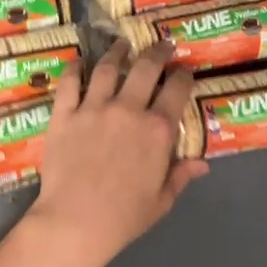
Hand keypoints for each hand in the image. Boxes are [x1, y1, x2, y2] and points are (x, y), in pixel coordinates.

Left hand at [20, 40, 208, 266]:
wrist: (75, 221)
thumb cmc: (124, 217)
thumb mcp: (162, 200)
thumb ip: (180, 175)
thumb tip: (202, 164)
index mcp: (158, 130)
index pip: (177, 90)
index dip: (183, 76)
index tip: (183, 71)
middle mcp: (128, 110)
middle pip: (145, 68)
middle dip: (157, 52)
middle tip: (161, 46)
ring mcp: (93, 108)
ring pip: (107, 68)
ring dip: (117, 52)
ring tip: (121, 45)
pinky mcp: (64, 114)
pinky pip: (69, 83)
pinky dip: (75, 68)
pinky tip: (79, 61)